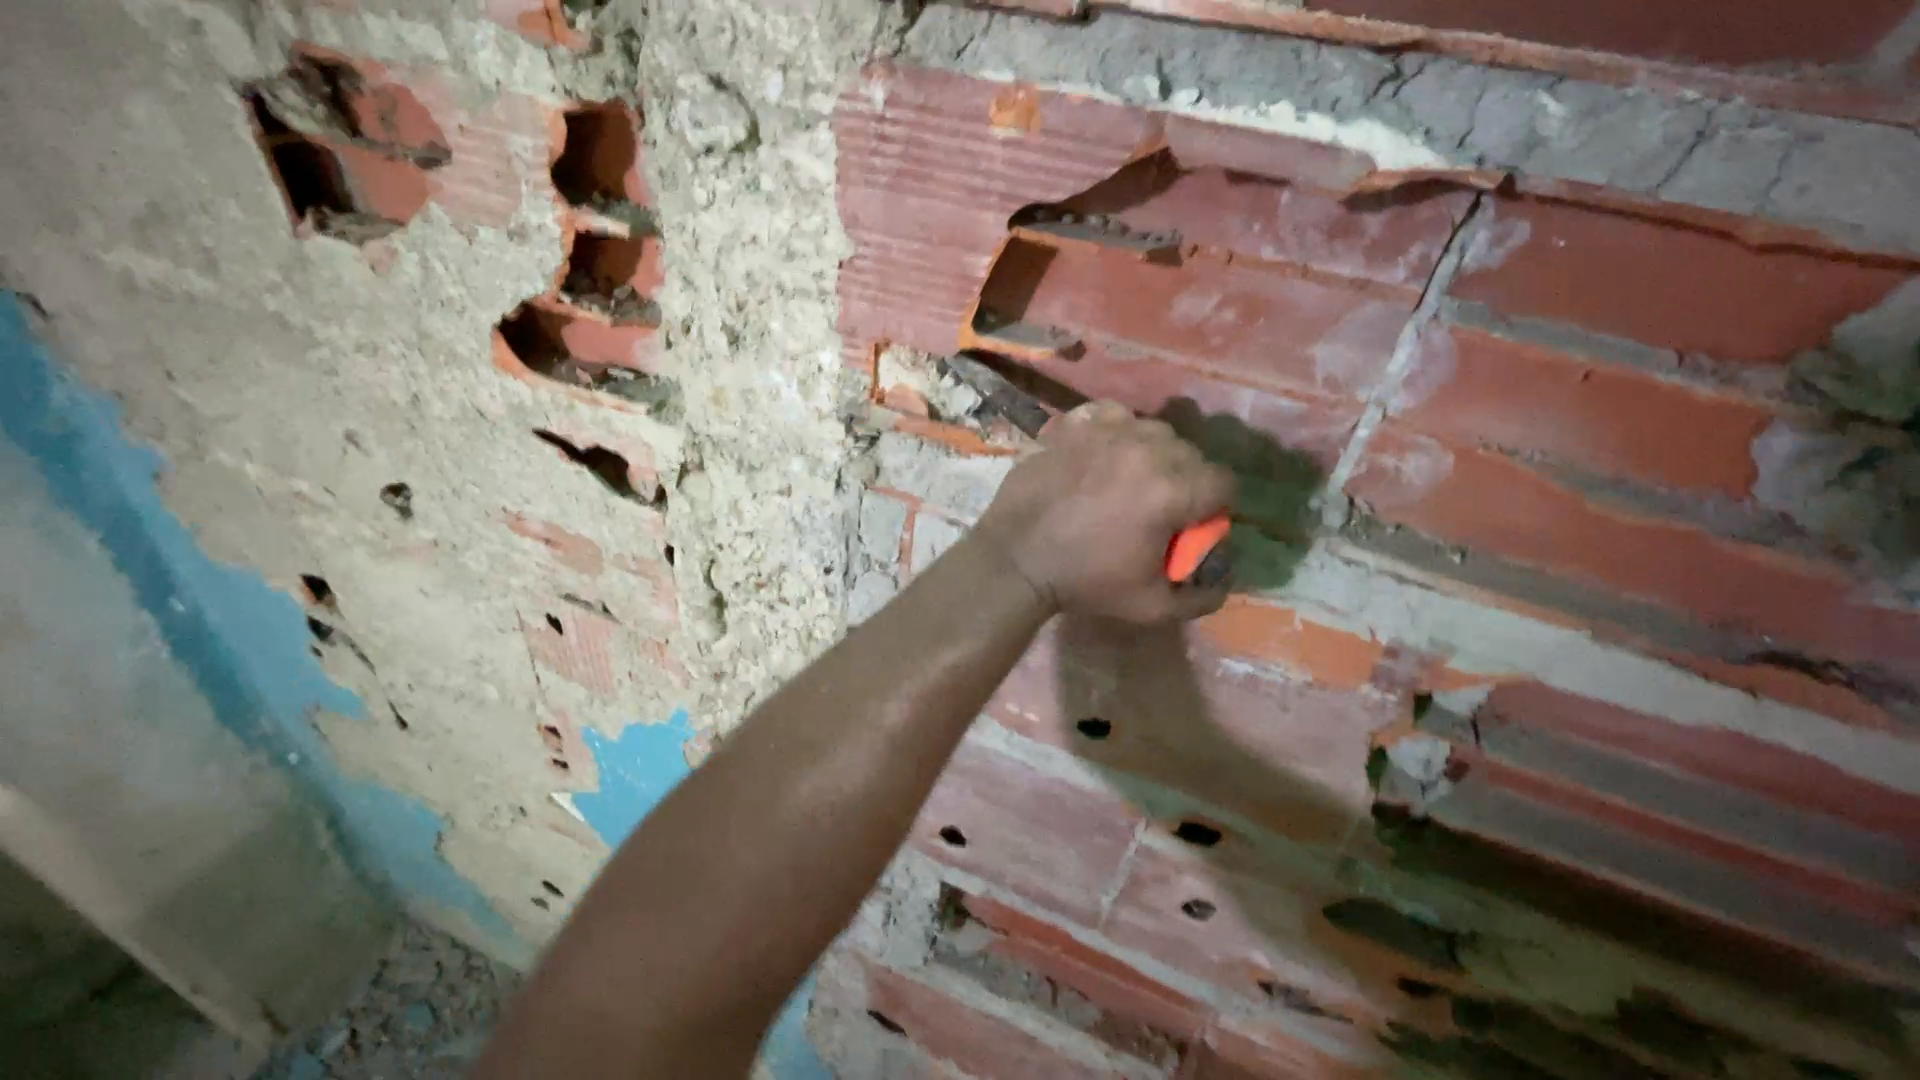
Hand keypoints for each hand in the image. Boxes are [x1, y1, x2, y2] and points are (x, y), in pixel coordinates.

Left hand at [971, 401, 1235, 622]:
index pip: (1223, 481)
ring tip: (1130, 480)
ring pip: (1154, 431)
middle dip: (1186, 479)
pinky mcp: (1074, 425)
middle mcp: (1146, 450)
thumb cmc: (1084, 582)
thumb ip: (1198, 598)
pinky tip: (1105, 454)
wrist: (1015, 560)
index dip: (1216, 504)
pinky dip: (1117, 431)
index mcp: (1172, 491)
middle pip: (1191, 454)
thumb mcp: (1149, 606)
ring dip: (1153, 453)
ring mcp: (1107, 432)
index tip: (1196, 521)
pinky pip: (1113, 415)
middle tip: (1161, 507)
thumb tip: (1224, 584)